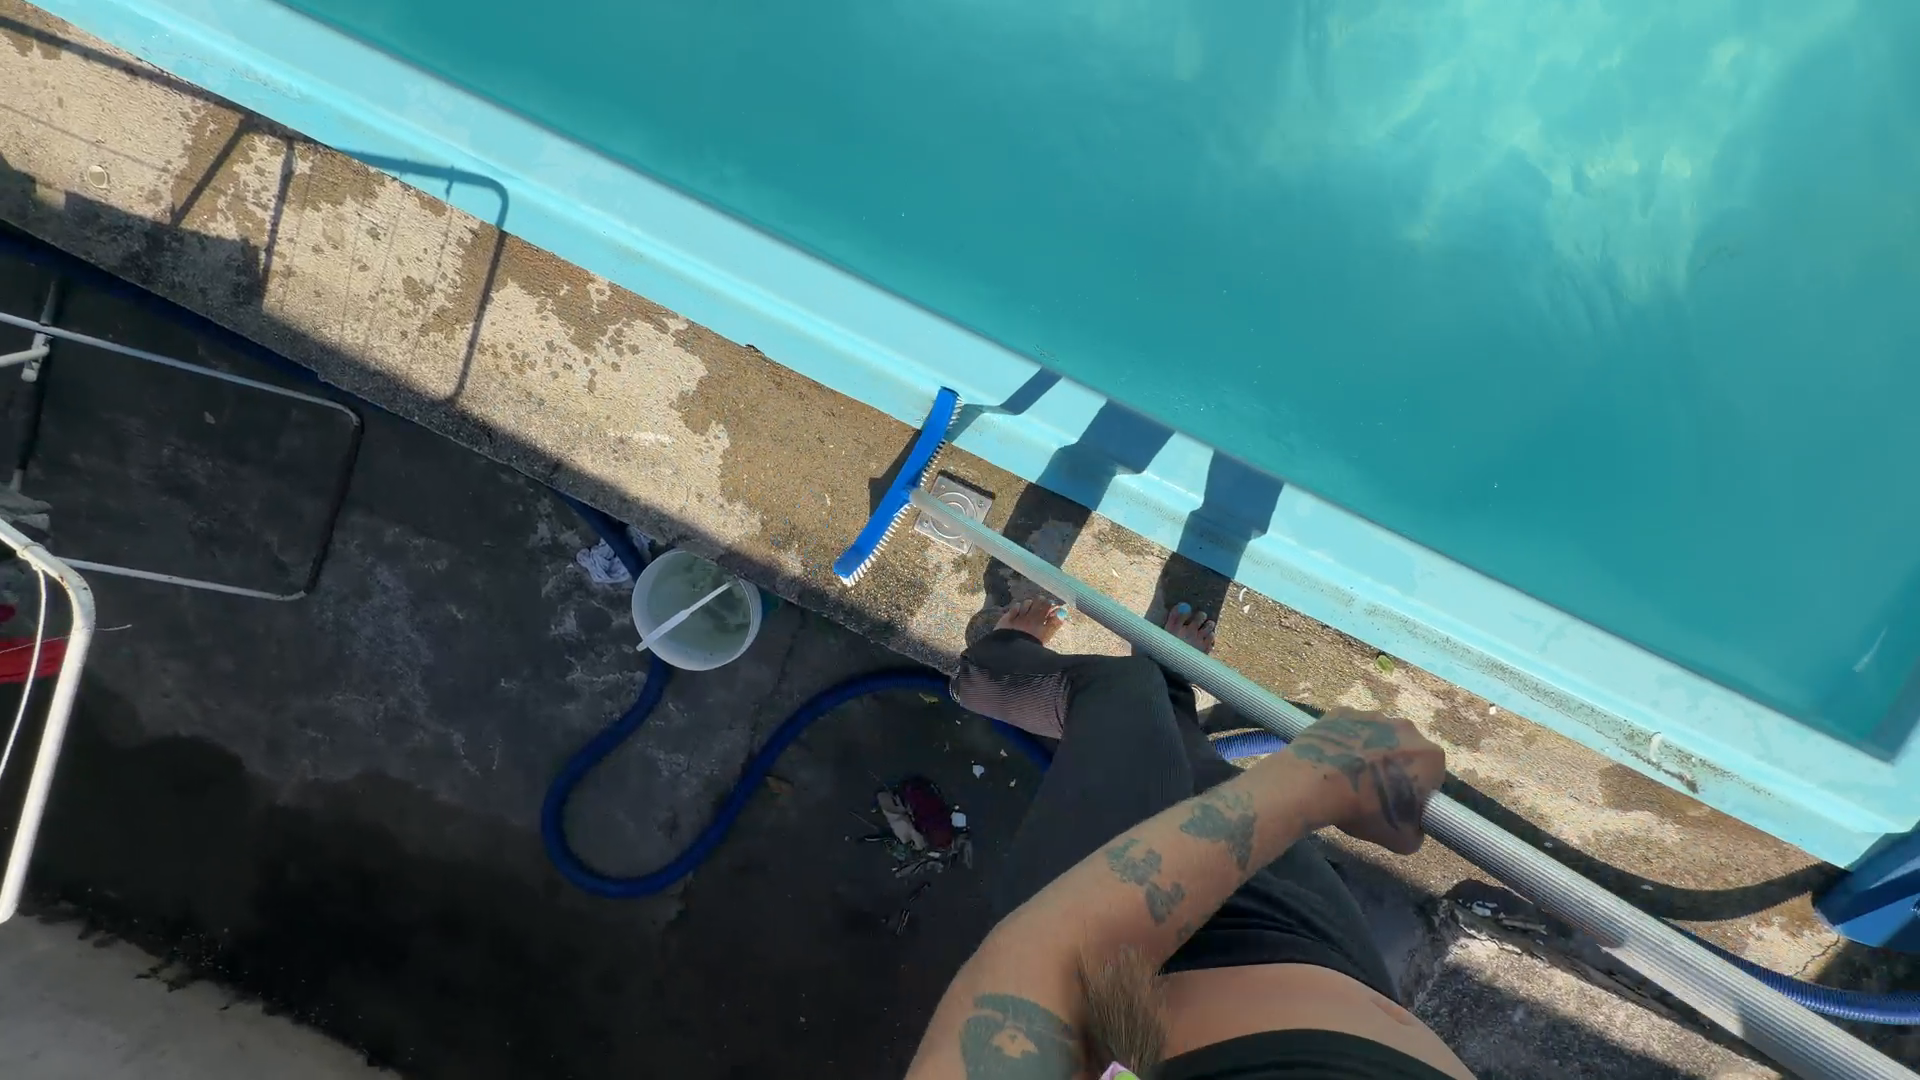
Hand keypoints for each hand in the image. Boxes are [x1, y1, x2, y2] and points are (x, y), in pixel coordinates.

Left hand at [1279, 709, 1445, 853]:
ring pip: (1376, 735)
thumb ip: (1417, 831)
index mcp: (1430, 755)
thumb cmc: (1364, 810)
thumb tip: (1412, 827)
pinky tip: (1331, 757)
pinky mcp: (1340, 711)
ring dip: (1369, 750)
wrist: (1313, 784)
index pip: (1432, 775)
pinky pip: (1348, 727)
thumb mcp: (1404, 840)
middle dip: (1394, 766)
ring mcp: (1370, 715)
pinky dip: (1344, 739)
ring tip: (1348, 772)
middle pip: (1405, 750)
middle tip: (1372, 787)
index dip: (1417, 790)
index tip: (1398, 801)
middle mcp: (1405, 728)